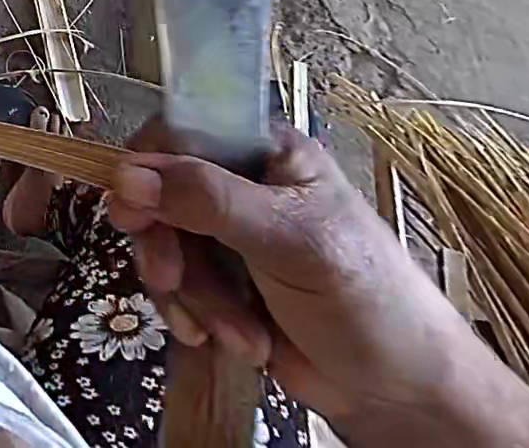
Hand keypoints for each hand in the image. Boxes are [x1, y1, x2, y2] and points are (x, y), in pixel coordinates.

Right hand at [107, 122, 528, 445]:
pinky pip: (171, 281)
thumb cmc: (364, 297)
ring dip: (187, 292)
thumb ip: (208, 199)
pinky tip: (218, 339)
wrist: (404, 397)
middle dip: (164, 244)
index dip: (146, 165)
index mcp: (258, 146)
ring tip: (234, 332)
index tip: (129, 208)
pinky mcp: (215, 276)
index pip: (177, 131)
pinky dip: (188, 312)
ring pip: (161, 240)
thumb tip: (125, 175)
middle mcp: (233, 179)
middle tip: (168, 278)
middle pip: (157, 191)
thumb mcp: (289, 238)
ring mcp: (221, 229)